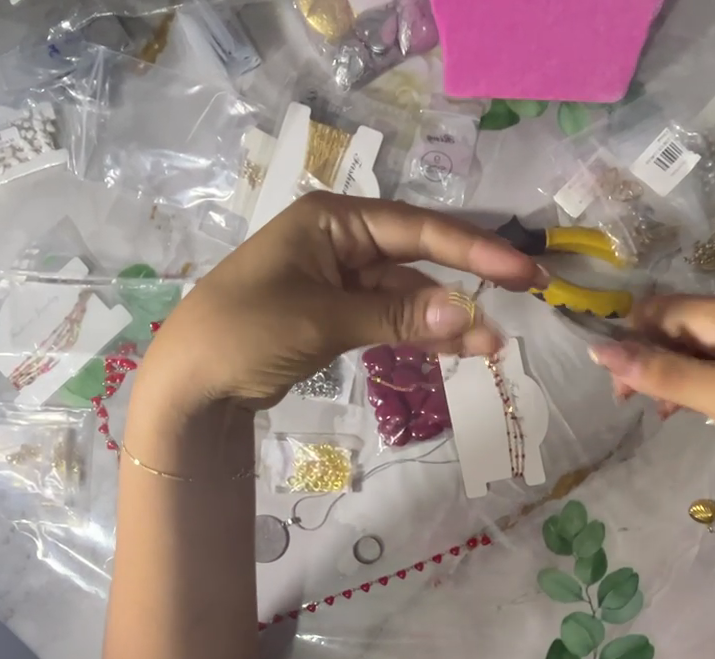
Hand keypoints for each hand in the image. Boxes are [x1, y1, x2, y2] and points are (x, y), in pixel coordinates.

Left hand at [139, 192, 543, 411]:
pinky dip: (418, 335)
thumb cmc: (245, 332)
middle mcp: (340, 242)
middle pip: (417, 260)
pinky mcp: (337, 317)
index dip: (473, 251)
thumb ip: (394, 316)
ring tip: (491, 346)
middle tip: (522, 300)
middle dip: (465, 285)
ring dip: (446, 320)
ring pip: (407, 296)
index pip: (416, 230)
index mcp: (332, 220)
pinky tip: (455, 350)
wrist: (192, 383)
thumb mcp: (322, 319)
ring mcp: (339, 282)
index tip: (520, 272)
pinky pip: (389, 321)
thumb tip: (465, 313)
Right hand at [589, 295, 714, 472]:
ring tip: (672, 416)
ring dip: (676, 375)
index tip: (622, 392)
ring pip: (703, 345)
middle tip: (644, 410)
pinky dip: (708, 382)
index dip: (627, 342)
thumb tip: (602, 350)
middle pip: (677, 325)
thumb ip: (666, 376)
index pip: (656, 310)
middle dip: (648, 361)